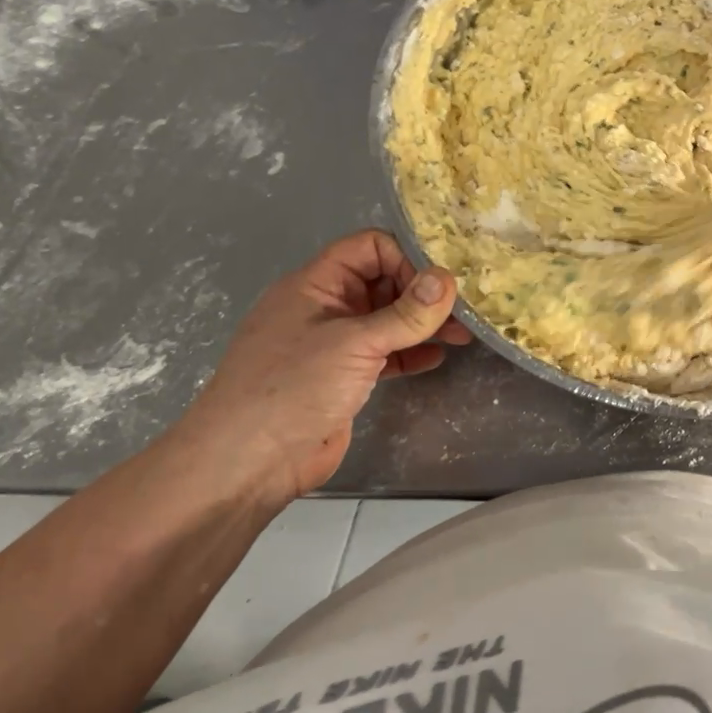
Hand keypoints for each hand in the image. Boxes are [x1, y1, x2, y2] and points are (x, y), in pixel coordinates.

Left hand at [179, 230, 471, 502]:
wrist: (245, 465)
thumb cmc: (292, 388)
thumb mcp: (355, 343)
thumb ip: (407, 312)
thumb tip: (448, 278)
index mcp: (315, 286)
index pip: (370, 248)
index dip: (407, 258)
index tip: (440, 286)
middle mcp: (325, 308)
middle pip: (385, 281)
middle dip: (426, 293)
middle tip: (466, 310)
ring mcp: (333, 344)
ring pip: (390, 318)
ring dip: (426, 323)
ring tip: (463, 335)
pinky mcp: (344, 376)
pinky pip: (388, 351)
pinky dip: (413, 351)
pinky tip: (437, 359)